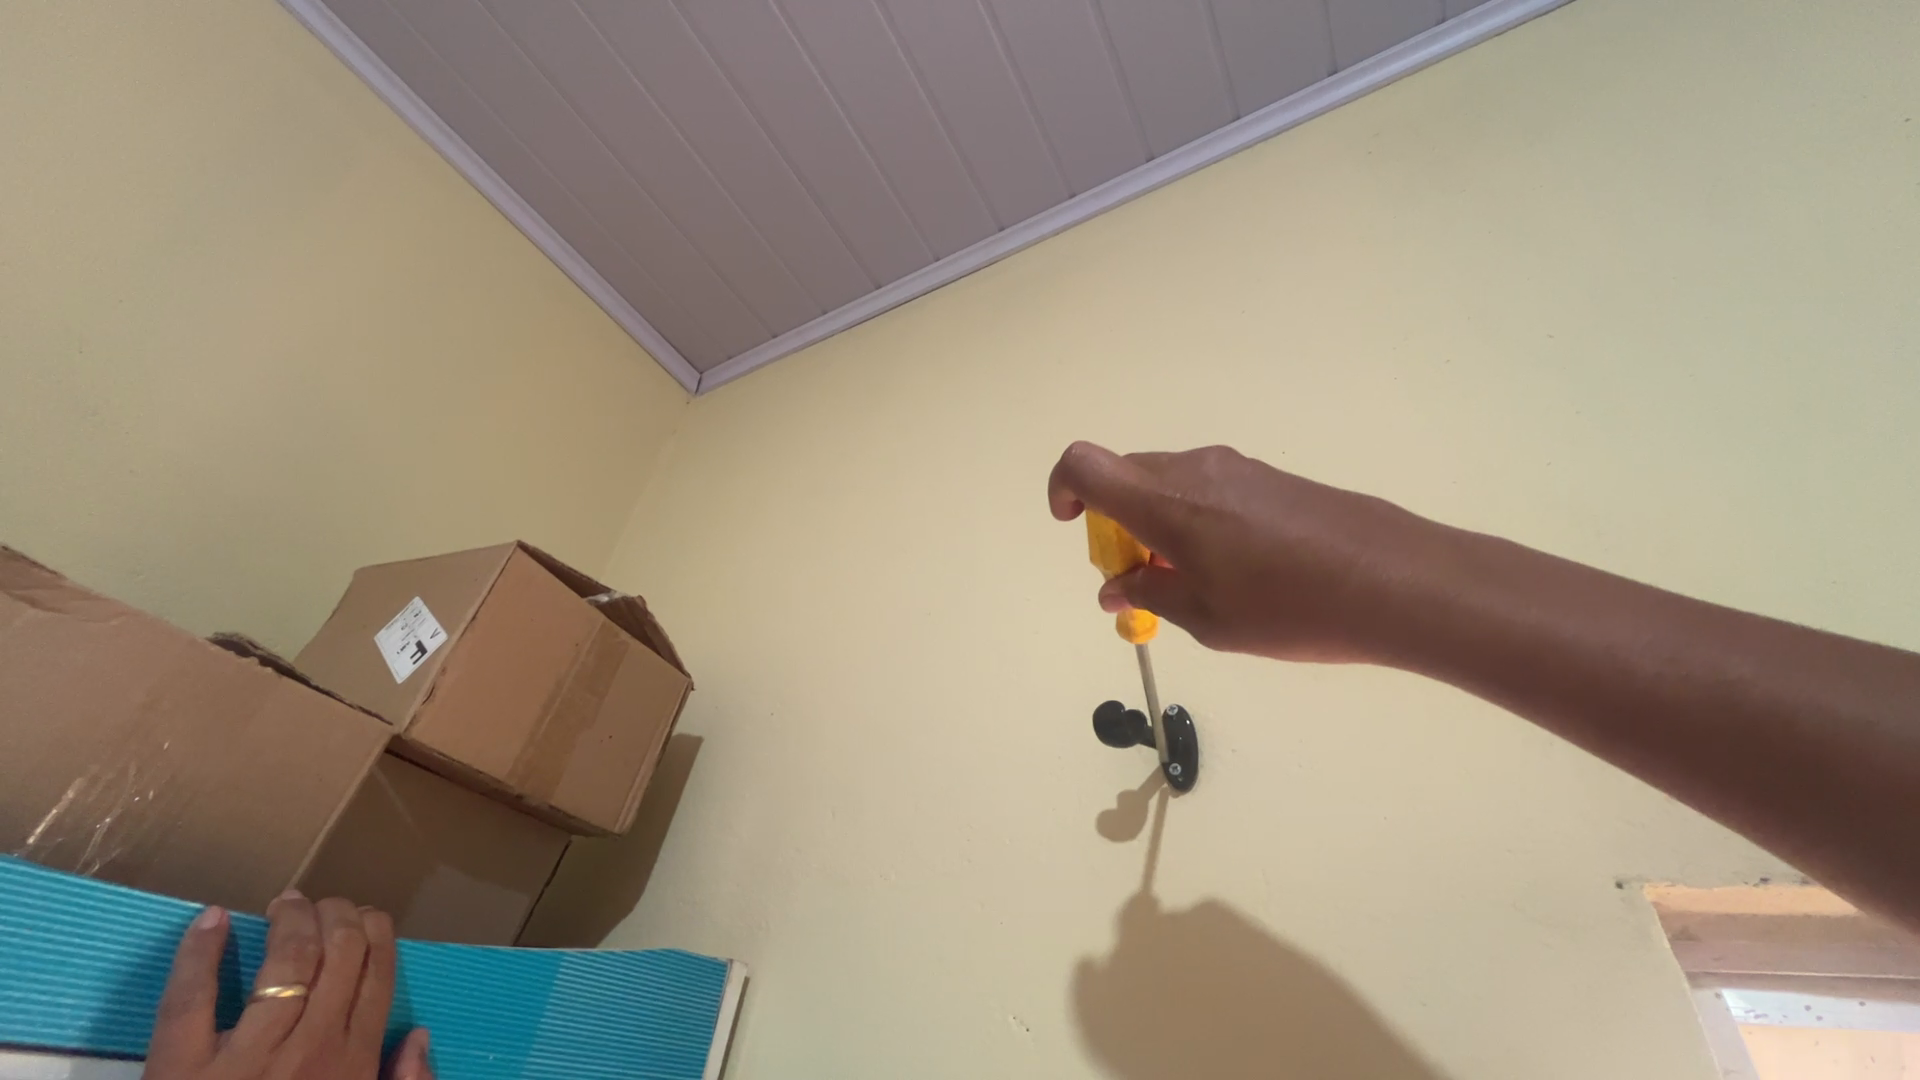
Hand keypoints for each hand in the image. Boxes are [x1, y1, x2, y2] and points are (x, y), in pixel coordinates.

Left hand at [145, 892, 433, 1079]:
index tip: (365, 915)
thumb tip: (418, 1034)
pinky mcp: (178, 1070)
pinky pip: (189, 1002)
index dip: (376, 930)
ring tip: (287, 902)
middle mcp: (310, 1045)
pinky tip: (212, 919)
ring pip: (284, 962)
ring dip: (291, 919)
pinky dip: (199, 954)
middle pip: (339, 953)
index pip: (377, 971)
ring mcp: (244, 1056)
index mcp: (353, 1058)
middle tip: (327, 902)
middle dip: (339, 914)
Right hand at [1048, 441, 1441, 663]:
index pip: (1085, 464)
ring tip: (1191, 583)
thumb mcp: (1207, 619)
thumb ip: (1150, 594)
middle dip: (1114, 526)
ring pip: (1165, 484)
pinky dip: (1190, 520)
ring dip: (1154, 525)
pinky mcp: (1266, 477)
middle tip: (1141, 579)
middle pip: (1124, 478)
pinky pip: (1203, 488)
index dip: (1063, 489)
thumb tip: (1116, 588)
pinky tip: (1232, 569)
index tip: (1075, 527)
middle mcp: (1193, 471)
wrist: (1400, 582)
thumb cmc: (1291, 608)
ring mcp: (1234, 468)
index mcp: (1166, 503)